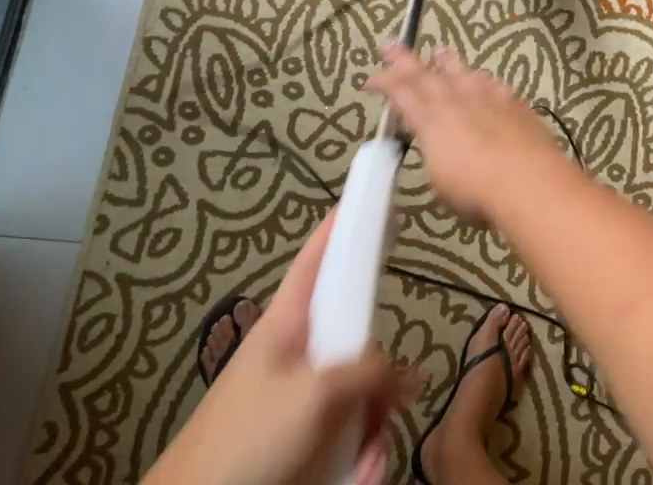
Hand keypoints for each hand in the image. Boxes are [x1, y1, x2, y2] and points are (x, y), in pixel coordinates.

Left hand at [146, 215, 405, 484]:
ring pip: (362, 389)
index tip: (373, 194)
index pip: (319, 256)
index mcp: (288, 321)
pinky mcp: (305, 435)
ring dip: (373, 422)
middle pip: (359, 334)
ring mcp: (301, 395)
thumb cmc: (245, 437)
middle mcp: (299, 351)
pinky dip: (360, 450)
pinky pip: (350, 428)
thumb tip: (406, 375)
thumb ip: (367, 369)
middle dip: (382, 373)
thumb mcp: (316, 393)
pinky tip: (357, 471)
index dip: (345, 224)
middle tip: (392, 396)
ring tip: (363, 456)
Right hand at [367, 42, 568, 220]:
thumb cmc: (476, 192)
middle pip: (426, 74)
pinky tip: (484, 78)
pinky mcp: (516, 103)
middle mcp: (456, 101)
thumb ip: (438, 159)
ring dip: (448, 62)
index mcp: (431, 121)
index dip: (384, 83)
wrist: (528, 180)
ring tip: (441, 50)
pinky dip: (483, 80)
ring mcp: (488, 98)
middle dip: (404, 59)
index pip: (401, 94)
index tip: (371, 80)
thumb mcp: (441, 182)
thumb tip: (444, 152)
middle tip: (390, 42)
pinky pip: (494, 84)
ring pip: (463, 72)